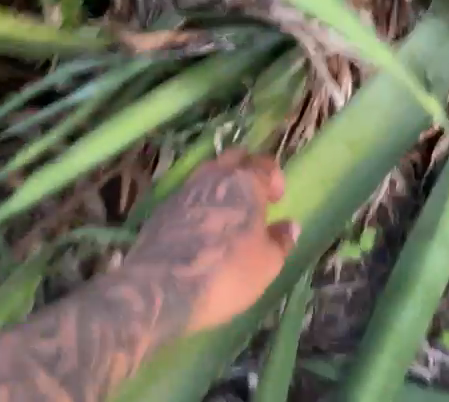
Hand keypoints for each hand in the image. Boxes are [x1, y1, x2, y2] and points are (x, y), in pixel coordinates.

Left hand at [126, 150, 298, 330]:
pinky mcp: (161, 210)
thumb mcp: (267, 265)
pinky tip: (198, 228)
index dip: (274, 178)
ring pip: (207, 174)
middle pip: (234, 159)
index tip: (276, 200)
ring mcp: (185, 190)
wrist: (159, 290)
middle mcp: (215, 176)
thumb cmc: (225, 273)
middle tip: (251, 197)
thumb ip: (281, 241)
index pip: (265, 164)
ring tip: (224, 212)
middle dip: (245, 171)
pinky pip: (187, 196)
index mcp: (246, 181)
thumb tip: (290, 225)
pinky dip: (197, 204)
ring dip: (219, 186)